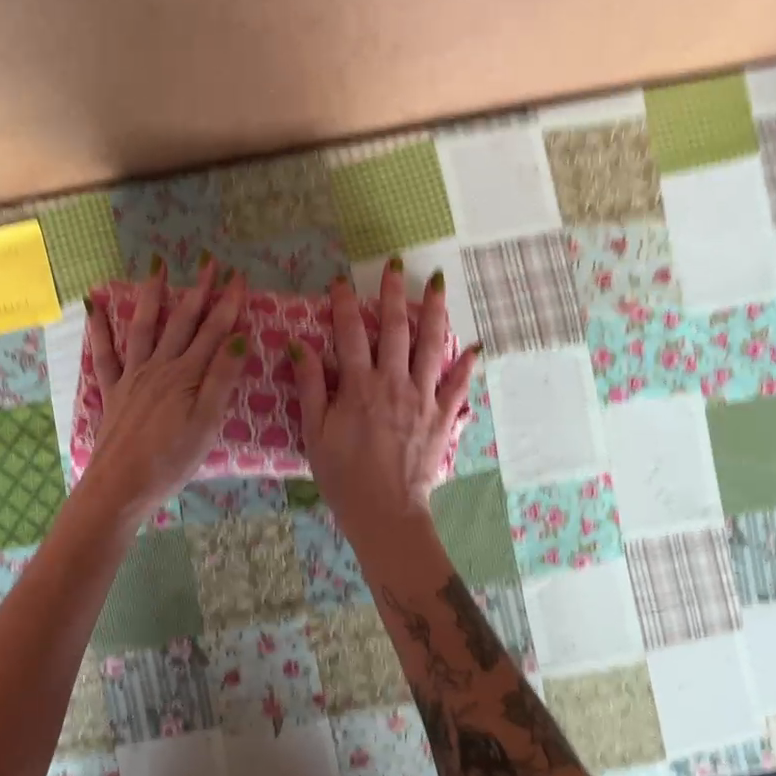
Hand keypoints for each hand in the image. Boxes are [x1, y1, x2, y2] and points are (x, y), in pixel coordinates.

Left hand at [78, 256, 246, 522]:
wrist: (120, 485)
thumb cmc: (170, 461)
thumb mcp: (207, 423)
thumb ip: (222, 378)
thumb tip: (239, 335)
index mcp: (187, 376)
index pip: (214, 332)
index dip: (228, 303)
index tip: (239, 277)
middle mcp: (159, 367)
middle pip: (182, 322)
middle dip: (199, 290)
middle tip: (210, 261)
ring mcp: (133, 376)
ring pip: (144, 327)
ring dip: (153, 295)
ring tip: (157, 266)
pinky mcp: (114, 391)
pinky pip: (105, 353)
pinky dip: (99, 327)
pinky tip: (92, 306)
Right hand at [291, 261, 477, 546]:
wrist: (385, 511)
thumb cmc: (343, 476)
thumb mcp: (315, 433)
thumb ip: (310, 387)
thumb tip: (300, 347)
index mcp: (359, 386)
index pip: (349, 333)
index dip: (344, 305)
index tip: (341, 282)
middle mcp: (393, 383)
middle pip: (394, 328)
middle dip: (392, 293)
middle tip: (394, 264)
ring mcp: (422, 398)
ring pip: (431, 345)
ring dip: (434, 311)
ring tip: (438, 283)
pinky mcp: (442, 417)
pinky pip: (457, 385)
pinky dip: (466, 365)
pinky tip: (475, 347)